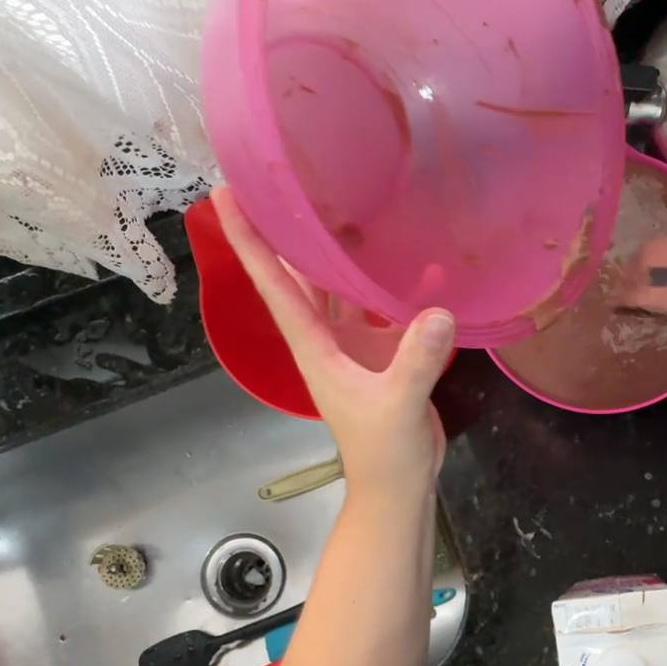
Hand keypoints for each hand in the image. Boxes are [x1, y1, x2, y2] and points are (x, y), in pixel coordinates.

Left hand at [212, 188, 454, 502]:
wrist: (399, 485)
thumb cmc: (383, 451)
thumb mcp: (397, 405)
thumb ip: (416, 360)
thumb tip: (438, 311)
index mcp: (315, 347)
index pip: (276, 286)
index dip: (250, 241)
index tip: (227, 194)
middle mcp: (329, 339)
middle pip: (303, 278)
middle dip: (294, 233)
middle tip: (292, 181)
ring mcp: (357, 348)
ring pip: (345, 291)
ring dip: (348, 255)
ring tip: (355, 206)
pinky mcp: (387, 357)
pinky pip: (390, 313)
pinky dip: (405, 292)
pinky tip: (429, 271)